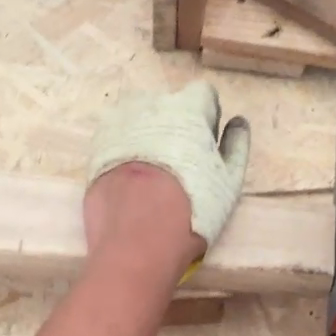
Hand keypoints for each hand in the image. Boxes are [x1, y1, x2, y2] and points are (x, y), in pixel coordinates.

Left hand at [85, 81, 251, 266]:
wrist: (136, 241)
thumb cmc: (192, 210)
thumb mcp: (228, 182)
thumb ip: (237, 146)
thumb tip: (239, 123)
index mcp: (188, 108)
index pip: (203, 95)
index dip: (208, 118)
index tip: (207, 144)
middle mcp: (150, 105)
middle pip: (169, 107)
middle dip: (177, 128)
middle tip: (181, 165)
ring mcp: (119, 124)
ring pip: (139, 121)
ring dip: (149, 137)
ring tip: (153, 174)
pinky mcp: (96, 147)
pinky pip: (116, 140)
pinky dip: (125, 152)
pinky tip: (131, 181)